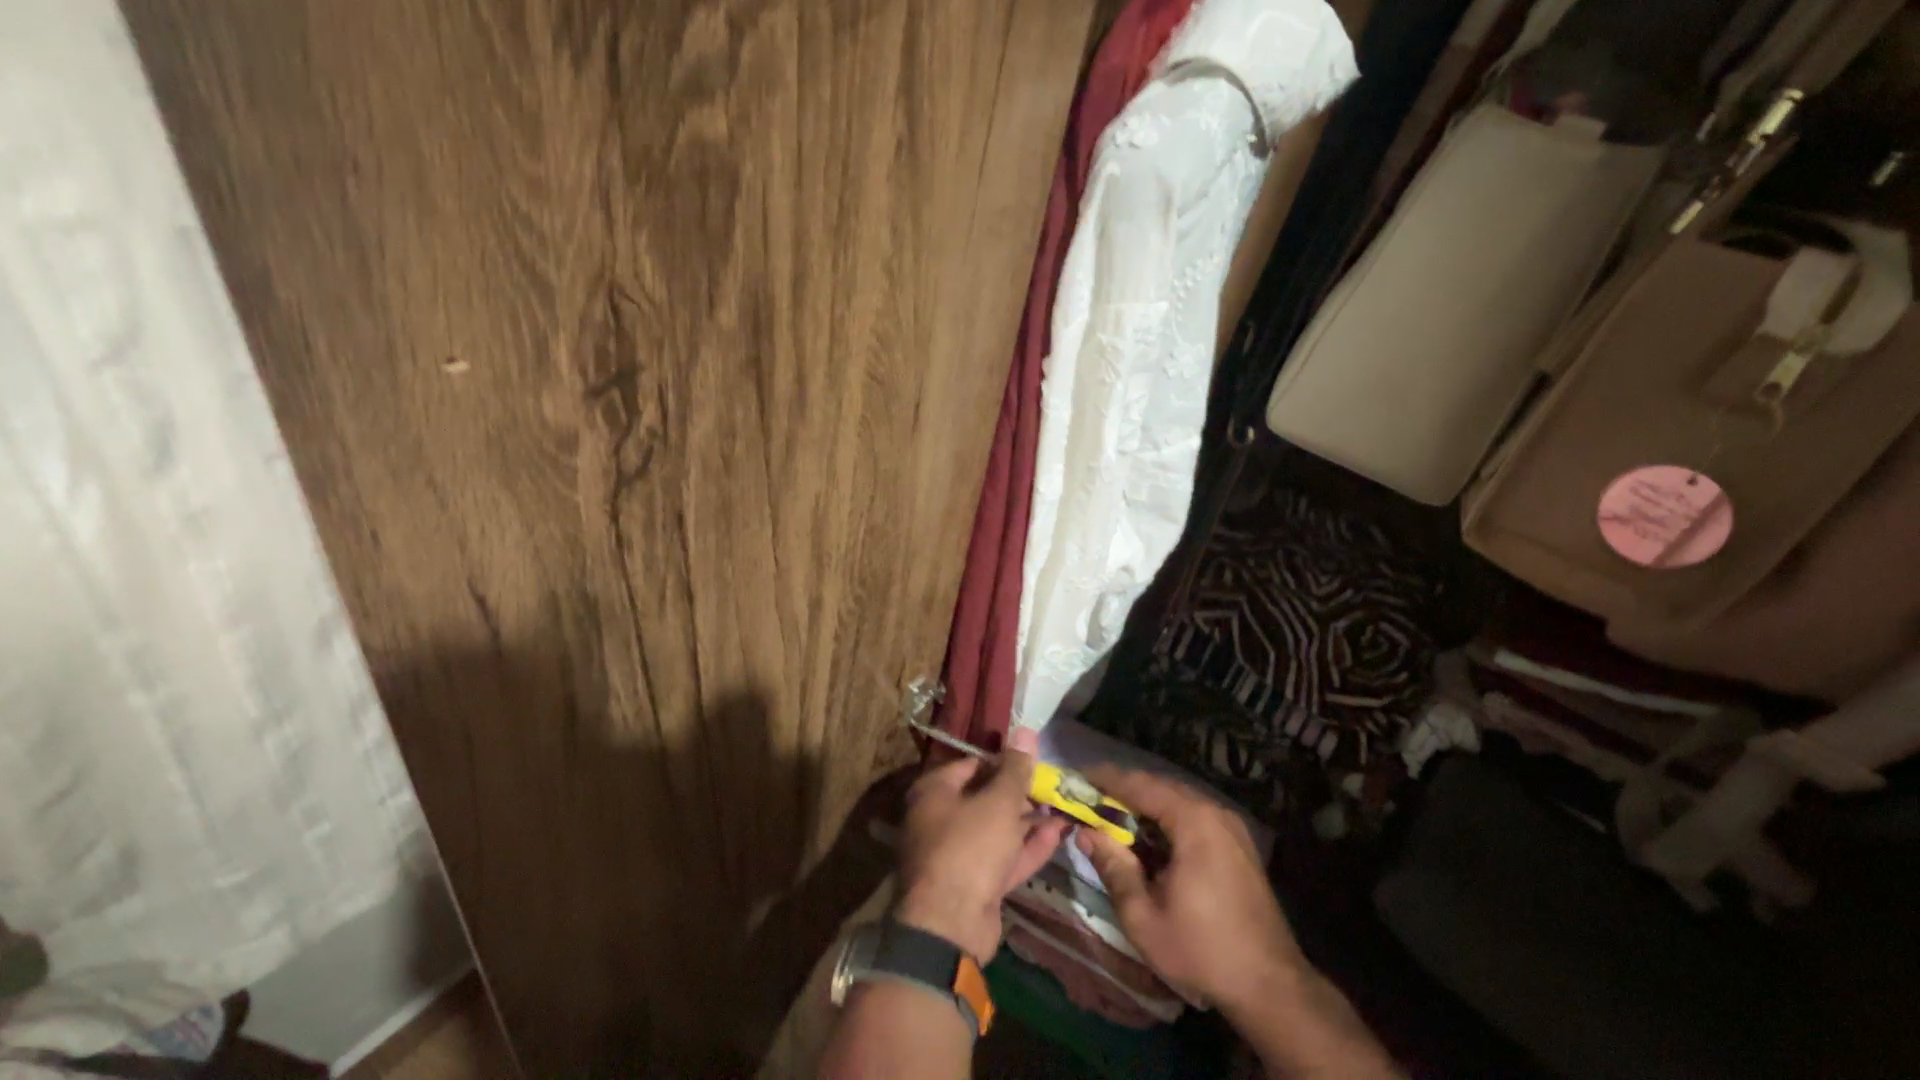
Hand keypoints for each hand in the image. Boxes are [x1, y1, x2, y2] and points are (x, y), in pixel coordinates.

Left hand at [895, 729, 1068, 960]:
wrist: (949, 923)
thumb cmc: (969, 847)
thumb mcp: (998, 802)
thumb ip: (1016, 769)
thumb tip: (1025, 730)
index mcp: (933, 792)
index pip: (971, 764)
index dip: (1004, 760)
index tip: (1035, 760)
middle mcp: (939, 820)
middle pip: (984, 798)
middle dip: (1020, 794)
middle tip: (1055, 787)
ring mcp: (955, 855)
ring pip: (996, 831)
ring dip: (1028, 822)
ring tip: (1063, 808)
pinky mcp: (972, 884)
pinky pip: (1001, 858)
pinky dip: (1026, 848)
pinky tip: (1058, 836)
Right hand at [1074, 767, 1303, 1017]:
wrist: (1270, 984)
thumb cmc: (1201, 949)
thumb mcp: (1143, 916)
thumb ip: (1113, 868)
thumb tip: (1086, 834)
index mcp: (1193, 822)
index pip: (1140, 785)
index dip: (1104, 779)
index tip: (1074, 778)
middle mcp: (1215, 814)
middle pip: (1160, 788)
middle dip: (1121, 793)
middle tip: (1086, 801)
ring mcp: (1231, 829)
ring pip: (1177, 803)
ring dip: (1143, 808)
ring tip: (1109, 820)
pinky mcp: (1238, 846)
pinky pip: (1194, 820)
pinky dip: (1165, 823)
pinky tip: (1146, 842)